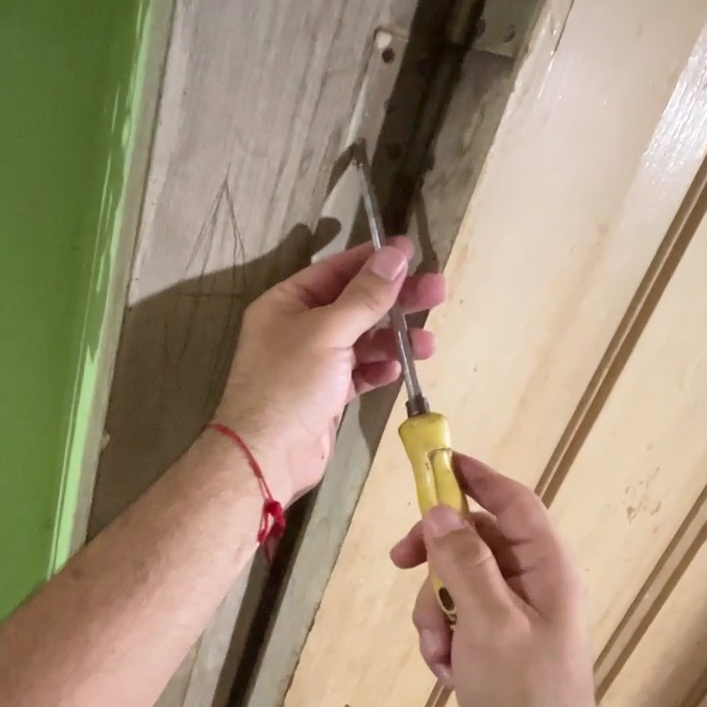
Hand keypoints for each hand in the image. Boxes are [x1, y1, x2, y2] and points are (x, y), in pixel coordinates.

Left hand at [214, 238, 446, 498]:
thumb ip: (365, 295)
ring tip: (429, 343)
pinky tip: (398, 369)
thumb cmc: (290, 384)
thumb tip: (395, 254)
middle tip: (438, 292)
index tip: (413, 252)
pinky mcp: (324, 395)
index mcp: (286, 303)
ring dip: (394, 339)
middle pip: (354, 304)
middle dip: (395, 300)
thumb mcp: (328, 332)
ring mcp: (311, 364)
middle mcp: (297, 329)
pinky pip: (358, 373)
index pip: (335, 271)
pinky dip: (378, 369)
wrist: (267, 455)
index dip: (374, 260)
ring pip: (360, 341)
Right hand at [389, 456, 599, 706]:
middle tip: (399, 561)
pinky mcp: (491, 640)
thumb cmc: (523, 691)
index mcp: (546, 568)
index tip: (436, 462)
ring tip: (440, 650)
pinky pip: (453, 616)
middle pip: (472, 539)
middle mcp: (531, 583)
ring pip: (453, 580)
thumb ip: (464, 561)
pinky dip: (441, 636)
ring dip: (434, 611)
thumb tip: (438, 511)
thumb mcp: (489, 620)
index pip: (513, 502)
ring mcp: (510, 613)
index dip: (476, 477)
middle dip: (434, 556)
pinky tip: (447, 669)